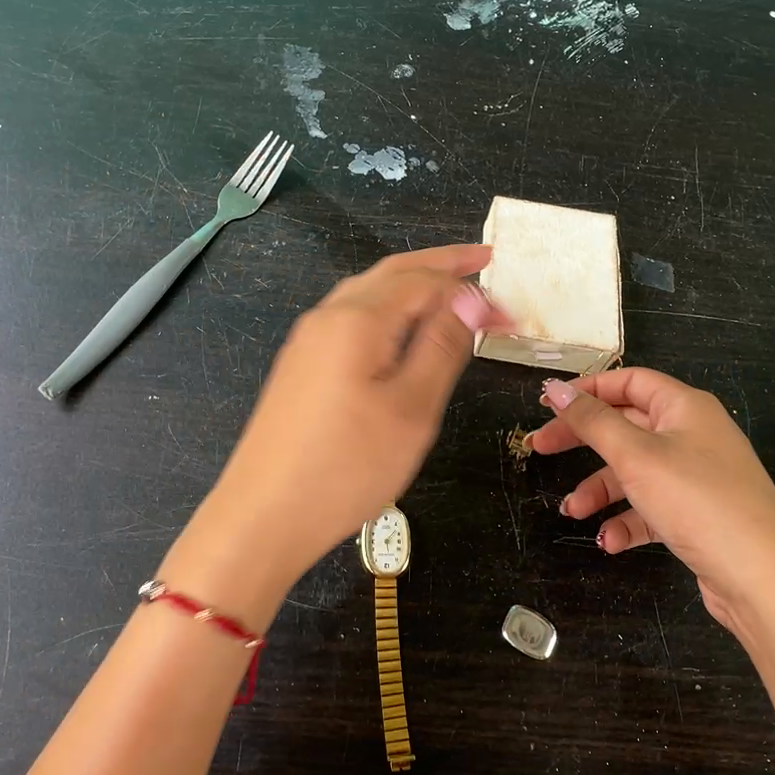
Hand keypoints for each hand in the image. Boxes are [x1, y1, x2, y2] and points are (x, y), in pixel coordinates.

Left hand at [161, 245, 507, 623]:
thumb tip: (470, 299)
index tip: (511, 312)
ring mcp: (308, 339)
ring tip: (450, 288)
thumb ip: (442, 347)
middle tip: (483, 260)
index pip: (425, 282)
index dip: (470, 289)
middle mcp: (329, 316)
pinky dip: (388, 308)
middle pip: (392, 272)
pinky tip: (402, 330)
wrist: (263, 515)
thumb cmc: (347, 466)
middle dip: (439, 263)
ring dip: (411, 283)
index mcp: (358, 319)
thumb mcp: (411, 408)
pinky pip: (352, 317)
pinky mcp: (301, 364)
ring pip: (368, 292)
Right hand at [532, 369, 774, 630]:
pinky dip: (628, 520)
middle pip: (626, 425)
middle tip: (541, 449)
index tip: (549, 404)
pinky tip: (610, 541)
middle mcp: (693, 434)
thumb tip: (555, 388)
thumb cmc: (698, 501)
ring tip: (572, 511)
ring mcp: (698, 476)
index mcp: (684, 407)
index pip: (629, 381)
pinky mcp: (699, 515)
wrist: (763, 578)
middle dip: (583, 440)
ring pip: (635, 470)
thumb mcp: (635, 456)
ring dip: (600, 489)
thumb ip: (592, 420)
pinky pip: (652, 507)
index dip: (588, 389)